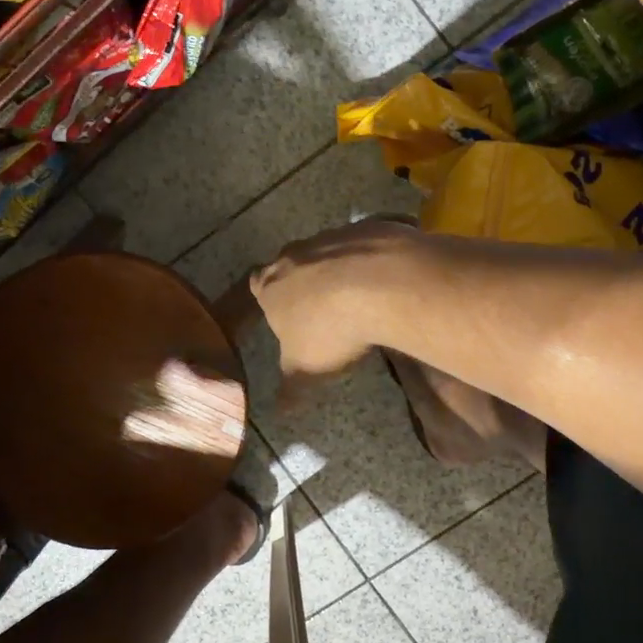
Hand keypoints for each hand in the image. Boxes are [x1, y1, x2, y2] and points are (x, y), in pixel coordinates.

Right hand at [250, 220, 417, 405]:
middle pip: (290, 264)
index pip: (257, 286)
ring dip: (339, 269)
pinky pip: (363, 244)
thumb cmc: (330, 330)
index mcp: (270, 286)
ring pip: (326, 252)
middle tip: (323, 306)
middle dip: (304, 282)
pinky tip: (385, 281)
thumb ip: (290, 390)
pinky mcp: (364, 228)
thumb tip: (278, 413)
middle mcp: (293, 255)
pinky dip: (370, 259)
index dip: (270, 298)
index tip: (285, 312)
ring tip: (360, 296)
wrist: (378, 284)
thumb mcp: (306, 370)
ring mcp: (329, 237)